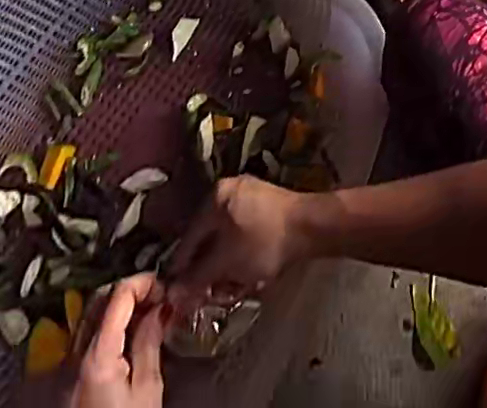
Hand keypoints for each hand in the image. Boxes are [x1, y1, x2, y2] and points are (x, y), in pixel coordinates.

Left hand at [66, 274, 166, 407]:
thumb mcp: (147, 388)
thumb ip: (150, 342)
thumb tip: (159, 308)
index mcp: (97, 357)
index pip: (118, 297)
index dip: (144, 283)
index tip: (165, 286)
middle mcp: (73, 359)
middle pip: (99, 300)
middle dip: (131, 290)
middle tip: (159, 296)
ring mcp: (64, 369)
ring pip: (90, 316)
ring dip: (119, 306)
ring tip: (148, 314)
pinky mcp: (64, 380)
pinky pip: (85, 337)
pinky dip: (109, 325)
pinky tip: (130, 335)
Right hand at [167, 175, 311, 311]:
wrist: (313, 226)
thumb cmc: (263, 241)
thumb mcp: (225, 263)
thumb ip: (195, 278)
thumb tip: (173, 294)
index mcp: (215, 196)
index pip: (188, 238)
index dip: (181, 270)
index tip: (177, 296)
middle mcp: (232, 190)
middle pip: (210, 238)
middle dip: (209, 269)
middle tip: (208, 294)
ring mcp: (254, 196)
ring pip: (230, 238)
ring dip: (228, 266)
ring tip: (232, 287)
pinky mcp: (271, 207)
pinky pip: (248, 234)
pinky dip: (245, 255)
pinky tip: (250, 275)